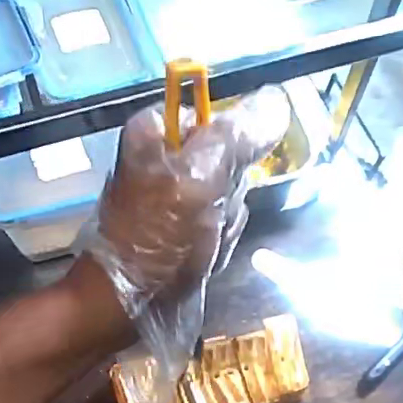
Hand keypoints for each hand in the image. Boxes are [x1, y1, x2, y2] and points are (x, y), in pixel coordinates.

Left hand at [83, 86, 289, 402]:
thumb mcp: (200, 178)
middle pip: (228, 161)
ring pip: (228, 197)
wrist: (125, 303)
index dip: (230, 147)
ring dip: (224, 223)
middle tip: (209, 216)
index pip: (216, 118)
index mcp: (155, 132)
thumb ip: (237, 136)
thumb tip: (276, 99)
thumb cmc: (157, 237)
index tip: (227, 173)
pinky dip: (216, 243)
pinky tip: (201, 257)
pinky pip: (219, 225)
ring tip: (202, 242)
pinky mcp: (181, 227)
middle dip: (227, 194)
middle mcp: (162, 159)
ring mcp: (172, 197)